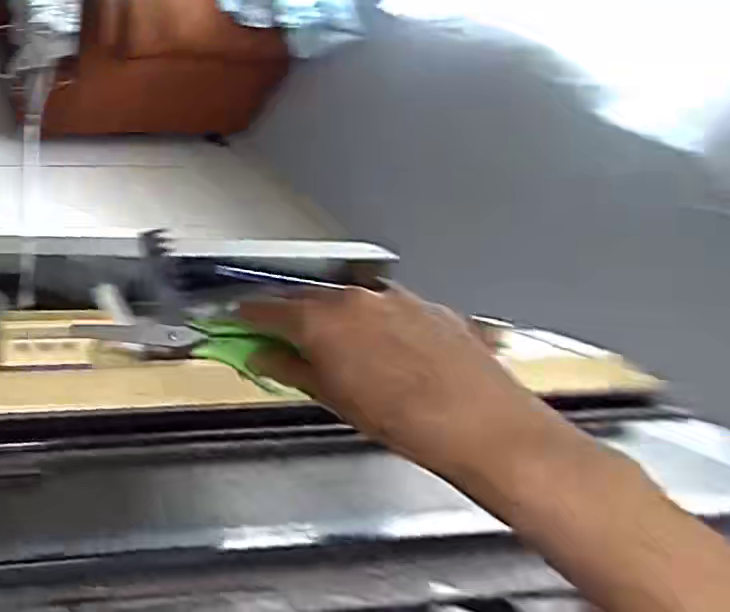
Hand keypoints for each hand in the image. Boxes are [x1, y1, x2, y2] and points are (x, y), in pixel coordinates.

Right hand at [239, 285, 583, 484]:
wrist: (492, 432)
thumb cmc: (407, 422)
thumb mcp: (334, 400)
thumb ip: (290, 368)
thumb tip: (263, 356)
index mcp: (319, 317)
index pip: (265, 308)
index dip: (246, 316)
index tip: (238, 321)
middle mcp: (350, 296)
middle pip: (305, 298)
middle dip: (293, 316)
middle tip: (290, 340)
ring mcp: (391, 297)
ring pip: (348, 300)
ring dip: (337, 317)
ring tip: (348, 352)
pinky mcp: (427, 305)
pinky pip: (387, 307)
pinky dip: (378, 323)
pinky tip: (392, 354)